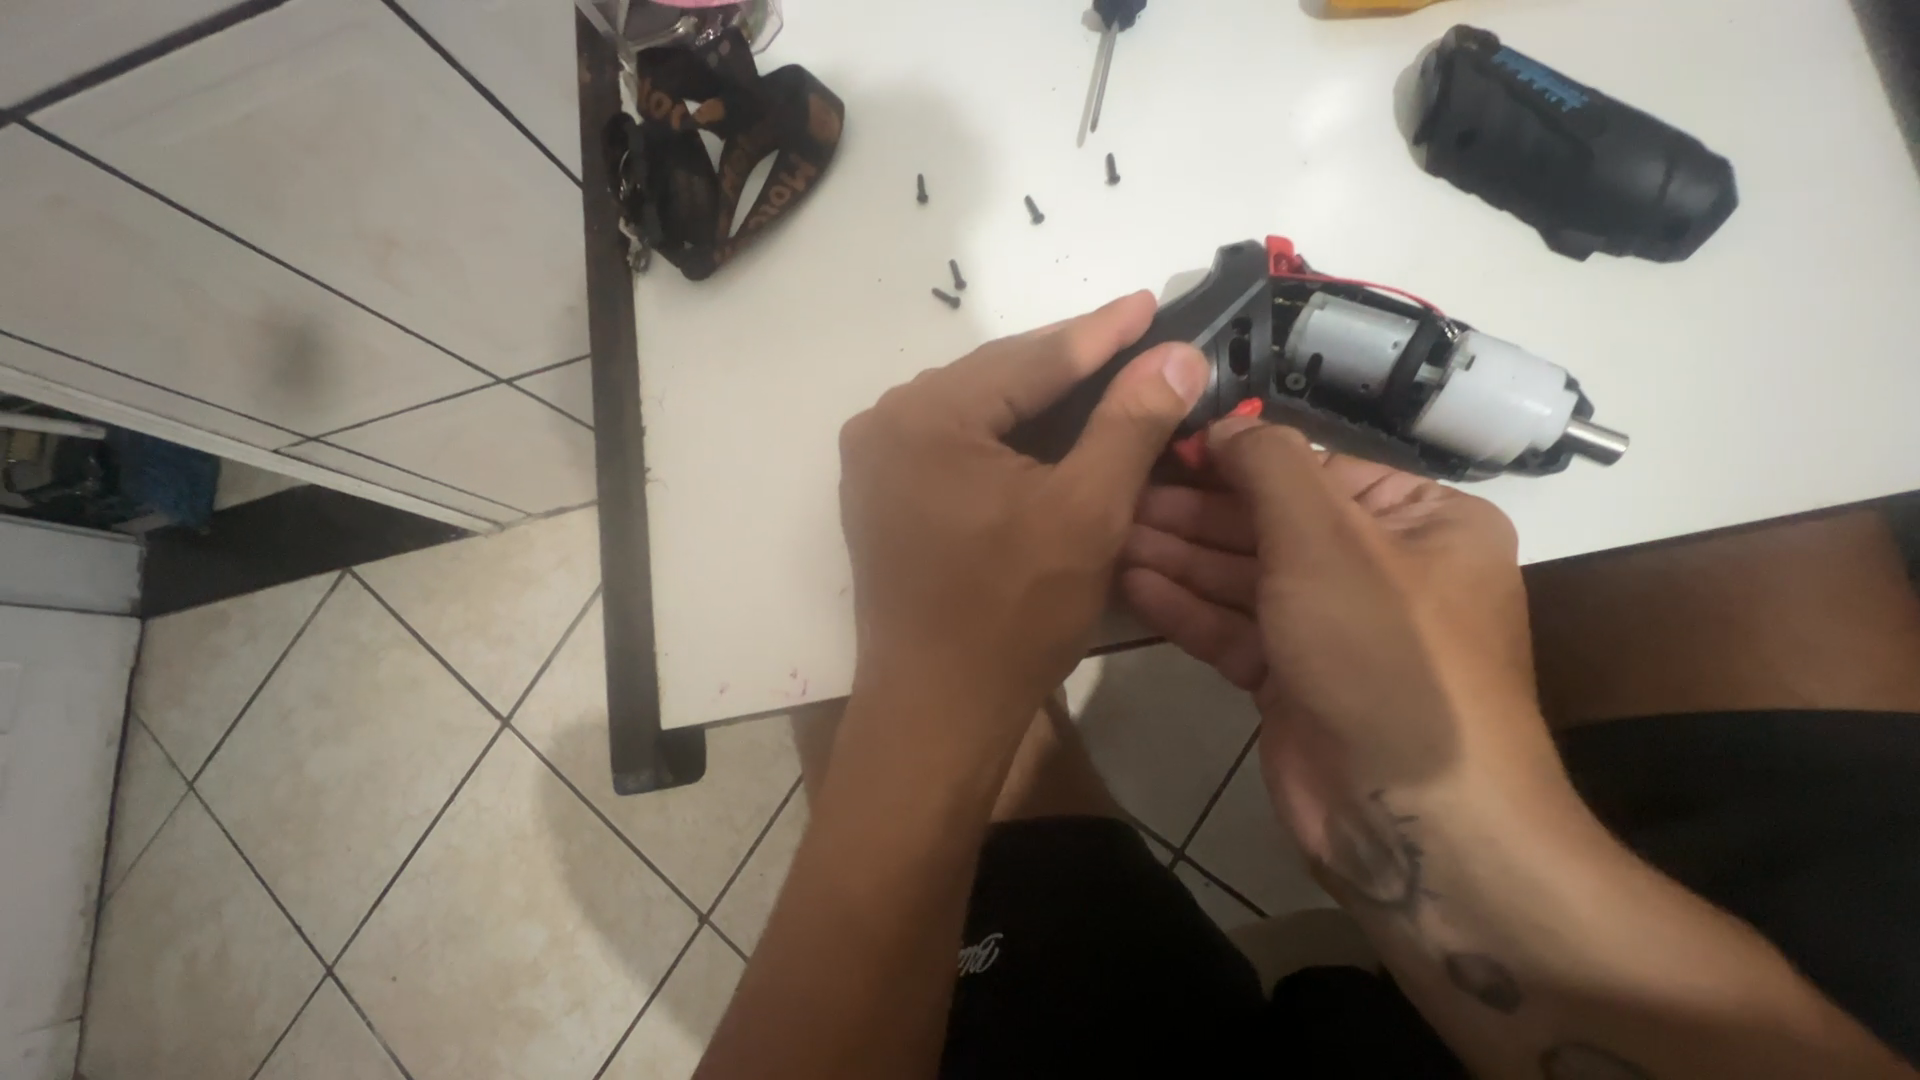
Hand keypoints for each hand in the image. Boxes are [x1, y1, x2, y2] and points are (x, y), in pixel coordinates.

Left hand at [839, 292, 1208, 758]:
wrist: (937, 709)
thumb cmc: (1013, 615)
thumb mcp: (1086, 514)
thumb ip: (1130, 424)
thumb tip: (1176, 356)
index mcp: (925, 416)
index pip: (1030, 358)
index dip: (1101, 332)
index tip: (1150, 303)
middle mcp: (885, 423)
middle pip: (997, 377)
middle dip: (1070, 364)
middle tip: (1137, 342)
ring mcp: (875, 460)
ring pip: (977, 410)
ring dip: (1039, 400)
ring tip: (1104, 380)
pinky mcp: (881, 494)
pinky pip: (956, 444)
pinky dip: (1006, 437)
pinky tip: (1049, 433)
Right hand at [1119, 418, 1574, 891]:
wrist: (1413, 818)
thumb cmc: (1383, 653)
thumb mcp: (1328, 540)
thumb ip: (1269, 469)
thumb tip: (1225, 423)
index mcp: (1421, 521)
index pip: (1312, 470)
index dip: (1235, 459)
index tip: (1163, 447)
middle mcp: (1381, 570)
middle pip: (1269, 525)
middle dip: (1194, 514)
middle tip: (1120, 493)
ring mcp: (1333, 630)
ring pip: (1245, 579)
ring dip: (1180, 558)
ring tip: (1111, 534)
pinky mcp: (1293, 680)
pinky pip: (1235, 628)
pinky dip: (1187, 608)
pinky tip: (1132, 584)